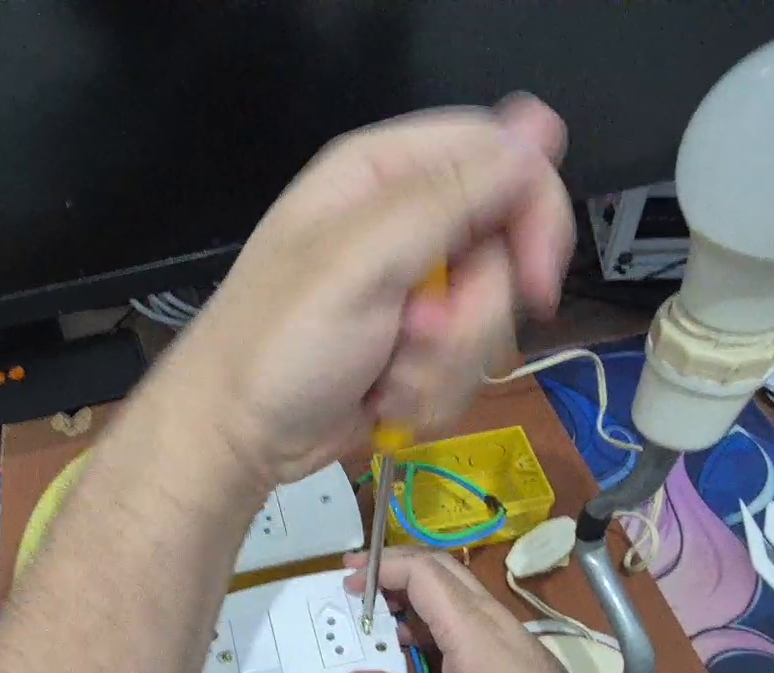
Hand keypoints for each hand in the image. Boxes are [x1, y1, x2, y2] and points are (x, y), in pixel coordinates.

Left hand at [160, 95, 574, 488]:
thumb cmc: (276, 348)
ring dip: (442, 367)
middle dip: (469, 318)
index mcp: (383, 177)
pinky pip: (465, 368)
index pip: (502, 158)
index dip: (532, 214)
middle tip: (412, 339)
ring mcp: (411, 295)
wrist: (239, 437)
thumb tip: (535, 135)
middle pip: (505, 253)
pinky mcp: (415, 351)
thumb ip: (447, 197)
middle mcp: (403, 228)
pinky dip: (428, 394)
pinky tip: (380, 399)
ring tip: (383, 377)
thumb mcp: (357, 262)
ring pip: (489, 322)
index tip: (533, 279)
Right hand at [338, 549, 631, 672]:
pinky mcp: (509, 647)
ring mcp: (503, 630)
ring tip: (374, 611)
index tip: (347, 583)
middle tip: (353, 581)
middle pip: (438, 568)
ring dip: (410, 588)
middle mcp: (489, 617)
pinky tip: (411, 642)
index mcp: (471, 628)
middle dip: (392, 566)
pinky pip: (463, 611)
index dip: (381, 569)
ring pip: (452, 588)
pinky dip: (429, 612)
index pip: (422, 572)